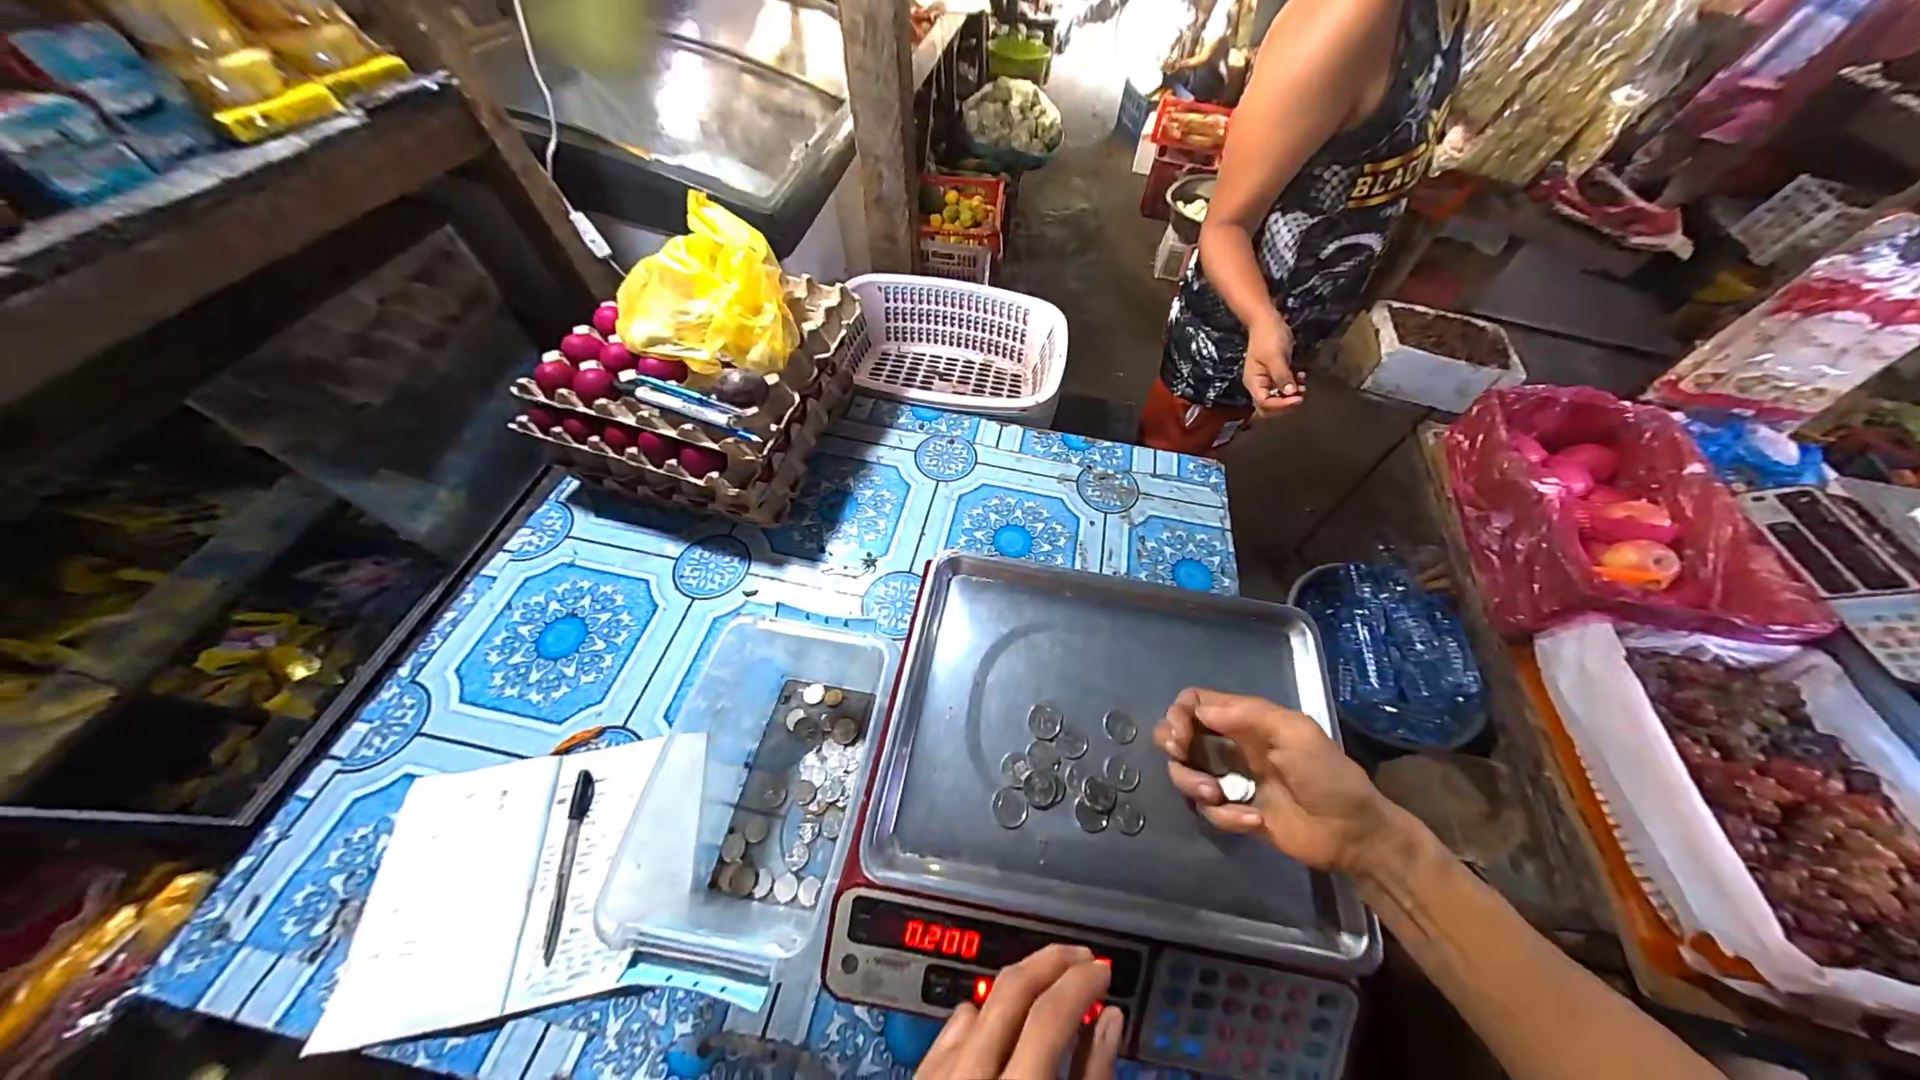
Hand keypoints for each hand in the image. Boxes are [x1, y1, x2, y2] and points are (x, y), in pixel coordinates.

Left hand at [916, 945, 1124, 1079]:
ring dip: (1022, 983)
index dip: (1082, 984)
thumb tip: (1109, 1018)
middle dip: (1053, 963)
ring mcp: (940, 1072)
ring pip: (983, 1000)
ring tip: (1052, 982)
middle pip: (1013, 991)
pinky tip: (1003, 1019)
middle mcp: (972, 1071)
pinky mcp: (923, 1075)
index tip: (1103, 969)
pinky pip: (956, 1026)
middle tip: (1083, 958)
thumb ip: (1092, 1076)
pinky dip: (984, 1015)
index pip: (1050, 1016)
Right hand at [1155, 688, 1407, 875]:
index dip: (1178, 713)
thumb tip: (1199, 711)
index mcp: (1245, 721)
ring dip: (1192, 782)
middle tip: (1180, 756)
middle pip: (1177, 734)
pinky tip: (1254, 821)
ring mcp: (1230, 779)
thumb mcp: (1297, 734)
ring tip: (1217, 796)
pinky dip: (1224, 816)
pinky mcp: (1234, 812)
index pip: (1195, 702)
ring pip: (1184, 772)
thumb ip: (1249, 715)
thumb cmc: (1329, 776)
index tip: (1181, 735)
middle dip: (1172, 744)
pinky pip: (1208, 810)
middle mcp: (1231, 746)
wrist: (1355, 835)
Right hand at [1241, 317, 1302, 415]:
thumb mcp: (1275, 356)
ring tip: (1304, 387)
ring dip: (1291, 396)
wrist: (1267, 322)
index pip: (1264, 403)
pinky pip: (1283, 388)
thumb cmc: (1268, 338)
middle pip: (1268, 406)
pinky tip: (1302, 377)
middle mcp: (1258, 385)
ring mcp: (1267, 380)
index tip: (1298, 398)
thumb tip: (1291, 393)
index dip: (1280, 404)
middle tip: (1300, 397)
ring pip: (1277, 399)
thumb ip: (1282, 376)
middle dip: (1285, 404)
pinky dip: (1293, 387)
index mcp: (1254, 382)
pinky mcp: (1276, 375)